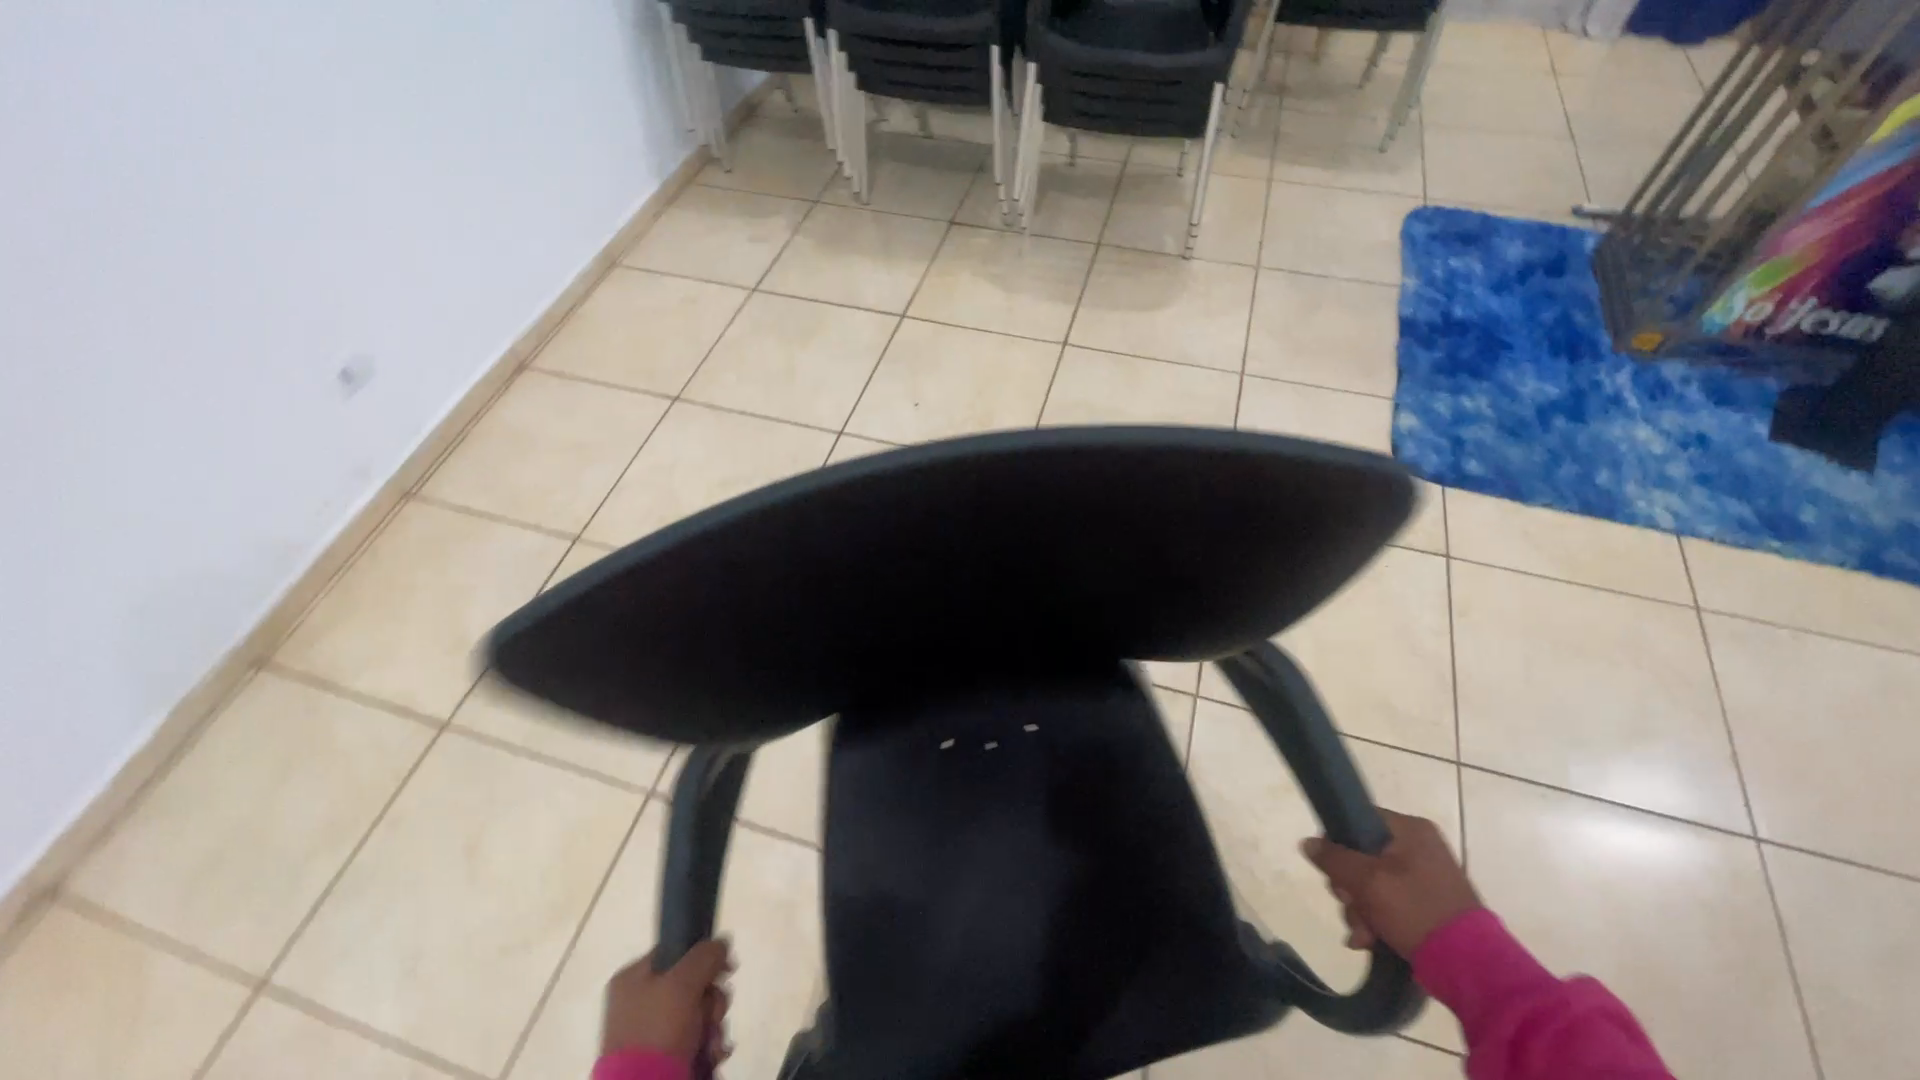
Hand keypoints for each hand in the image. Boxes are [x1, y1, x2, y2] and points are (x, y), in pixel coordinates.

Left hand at [602, 940, 733, 1065]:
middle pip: (693, 984)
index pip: (677, 951)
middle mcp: (641, 1001)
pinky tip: (713, 1053)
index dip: (705, 957)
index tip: (726, 970)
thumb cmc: (659, 1029)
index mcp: (633, 978)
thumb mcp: (683, 982)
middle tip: (713, 1013)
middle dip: (713, 1000)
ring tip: (713, 1041)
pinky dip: (709, 1045)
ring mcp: (652, 1030)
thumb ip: (705, 955)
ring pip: (699, 1013)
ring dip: (714, 1025)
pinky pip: (696, 1038)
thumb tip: (721, 943)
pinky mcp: (664, 1055)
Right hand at [1301, 809, 1479, 958]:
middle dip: (1349, 888)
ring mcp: (1423, 876)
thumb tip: (1308, 842)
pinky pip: (1386, 902)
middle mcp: (1418, 847)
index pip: (1357, 819)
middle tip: (1351, 905)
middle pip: (1360, 855)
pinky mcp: (1424, 903)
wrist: (1469, 965)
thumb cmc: (1416, 911)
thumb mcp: (1369, 882)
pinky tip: (1368, 941)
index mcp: (1410, 830)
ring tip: (1363, 934)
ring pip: (1370, 883)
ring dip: (1359, 910)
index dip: (1336, 843)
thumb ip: (1334, 859)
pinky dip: (1375, 920)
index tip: (1331, 869)